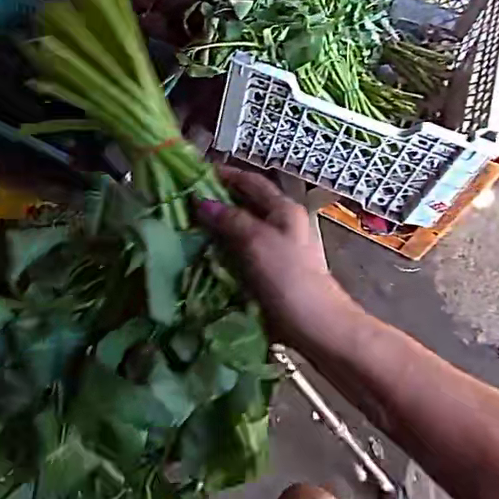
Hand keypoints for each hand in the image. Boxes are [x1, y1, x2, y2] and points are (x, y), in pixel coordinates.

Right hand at [196, 167, 363, 349]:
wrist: (316, 326)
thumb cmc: (289, 278)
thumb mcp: (257, 241)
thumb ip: (230, 218)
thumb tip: (201, 202)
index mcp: (284, 210)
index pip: (251, 181)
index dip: (225, 174)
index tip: (194, 172)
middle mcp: (281, 225)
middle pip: (244, 204)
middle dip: (215, 201)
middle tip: (182, 201)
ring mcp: (275, 250)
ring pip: (240, 230)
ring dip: (215, 227)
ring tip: (185, 225)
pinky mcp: (268, 274)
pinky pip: (239, 254)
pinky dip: (220, 250)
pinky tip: (200, 254)